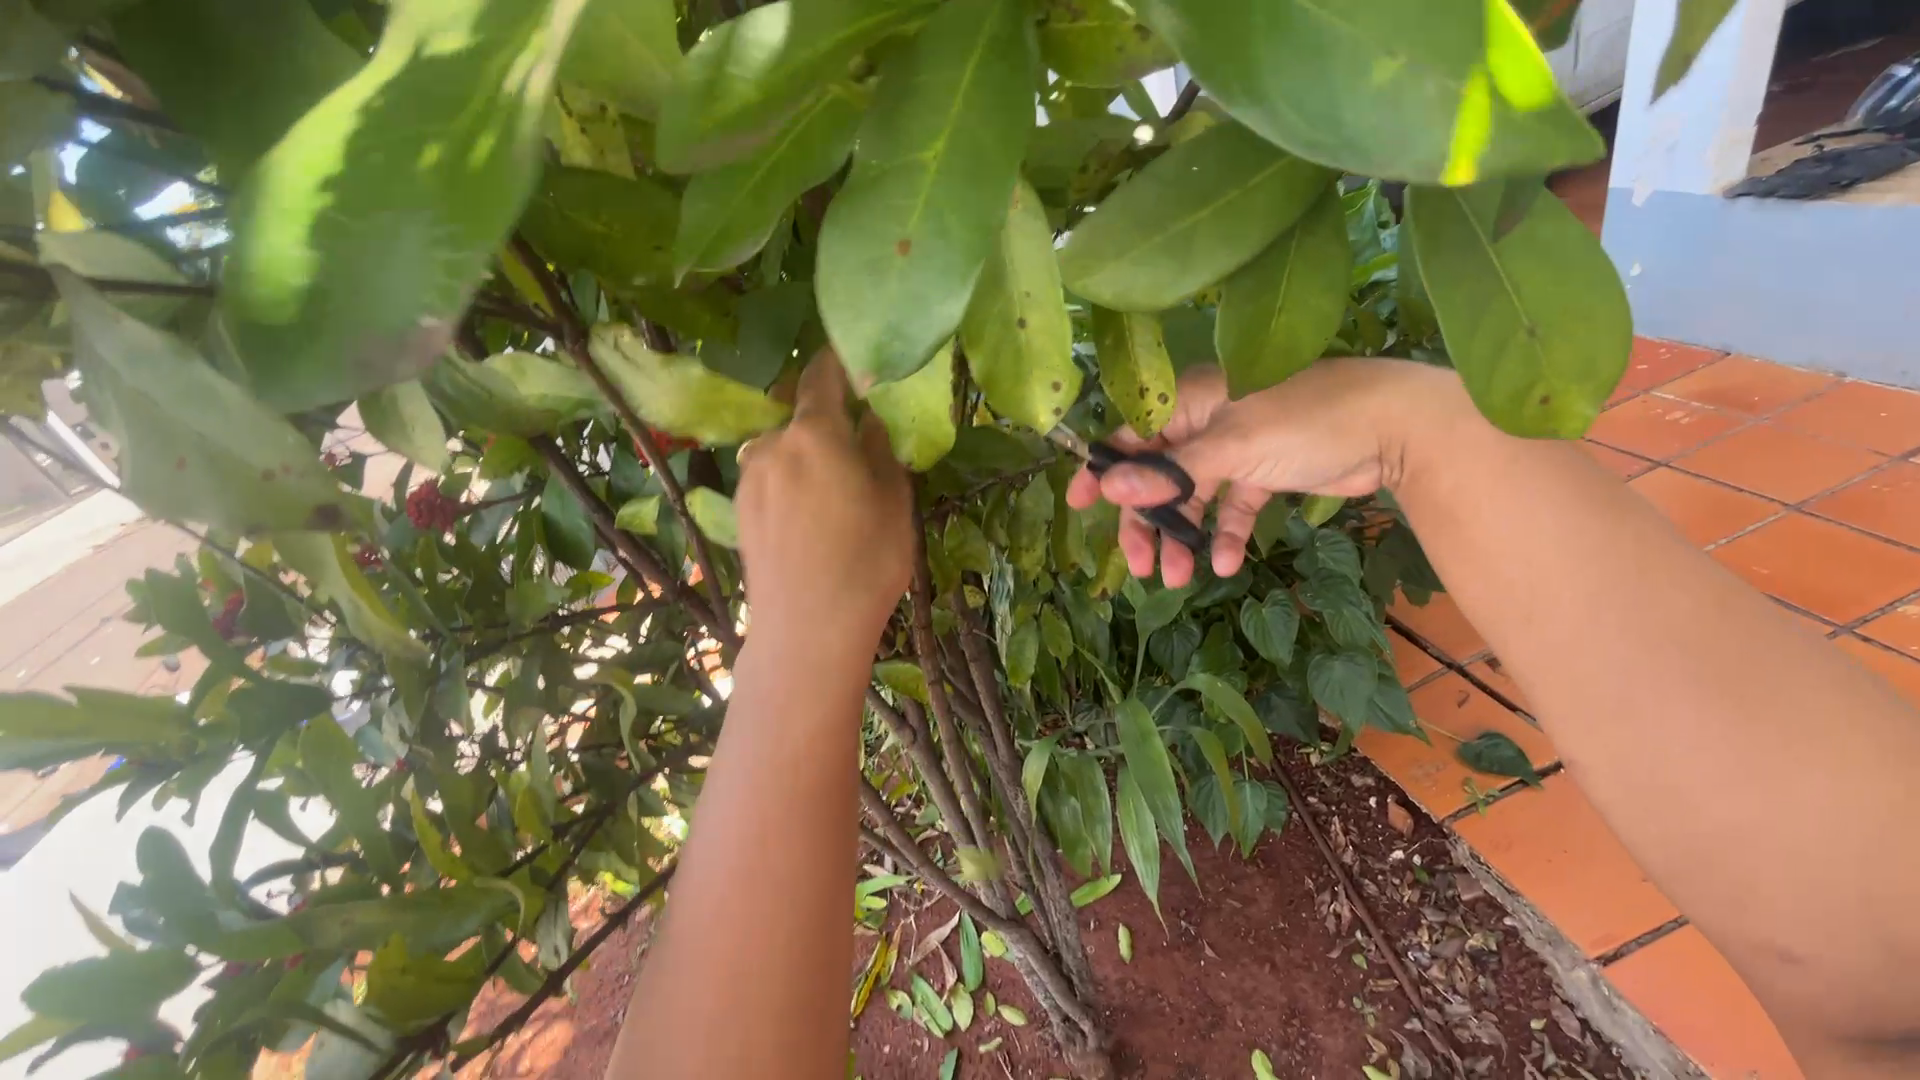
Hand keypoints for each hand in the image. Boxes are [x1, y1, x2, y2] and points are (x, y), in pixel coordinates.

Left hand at [736, 350, 913, 641]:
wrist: (807, 630)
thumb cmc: (866, 562)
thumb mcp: (894, 502)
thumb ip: (881, 449)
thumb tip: (870, 419)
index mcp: (813, 432)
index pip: (820, 375)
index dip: (837, 363)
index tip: (855, 364)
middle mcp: (771, 444)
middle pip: (800, 416)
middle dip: (826, 422)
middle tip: (856, 449)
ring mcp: (748, 479)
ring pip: (782, 450)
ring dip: (806, 456)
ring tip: (834, 494)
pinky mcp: (739, 511)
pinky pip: (769, 479)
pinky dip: (789, 482)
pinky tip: (810, 519)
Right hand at [1066, 358, 1463, 586]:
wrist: (1398, 428)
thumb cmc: (1307, 420)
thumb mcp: (1233, 445)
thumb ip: (1172, 472)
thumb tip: (1109, 491)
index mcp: (1190, 400)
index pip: (1131, 435)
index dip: (1104, 471)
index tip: (1078, 505)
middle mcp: (1206, 421)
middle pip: (1159, 476)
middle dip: (1148, 522)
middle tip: (1140, 567)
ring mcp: (1236, 448)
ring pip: (1193, 497)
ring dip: (1184, 537)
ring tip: (1180, 578)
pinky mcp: (1263, 472)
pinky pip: (1232, 507)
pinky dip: (1225, 534)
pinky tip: (1224, 563)